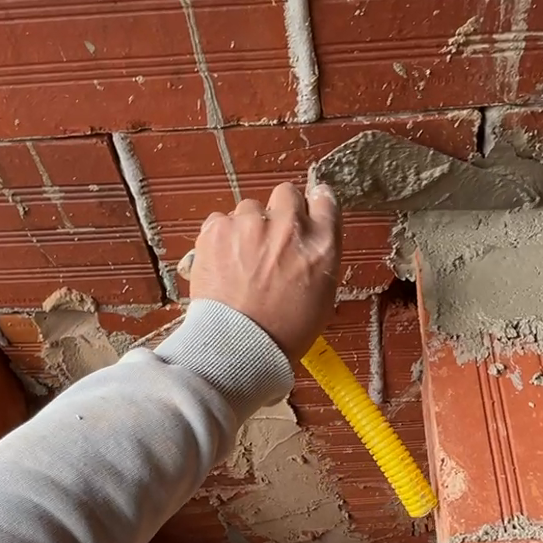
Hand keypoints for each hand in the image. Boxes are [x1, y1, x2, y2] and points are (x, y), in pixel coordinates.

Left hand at [184, 181, 340, 361]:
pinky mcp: (217, 229)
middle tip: (270, 242)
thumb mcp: (321, 298)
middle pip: (286, 194)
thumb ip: (318, 259)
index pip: (324, 200)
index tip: (305, 213)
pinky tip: (224, 267)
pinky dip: (221, 239)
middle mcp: (289, 227)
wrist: (239, 347)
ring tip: (242, 265)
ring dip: (247, 228)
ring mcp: (251, 224)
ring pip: (249, 209)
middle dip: (279, 213)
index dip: (312, 206)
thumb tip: (308, 242)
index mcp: (322, 246)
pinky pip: (220, 222)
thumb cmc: (283, 334)